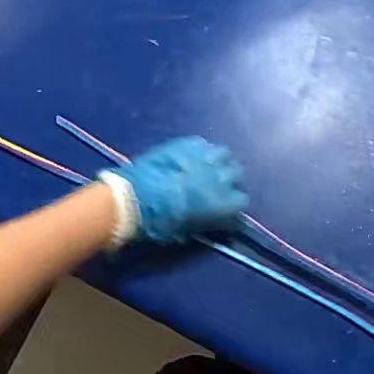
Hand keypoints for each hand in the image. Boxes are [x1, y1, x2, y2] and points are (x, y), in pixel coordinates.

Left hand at [111, 137, 247, 243]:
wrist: (131, 199)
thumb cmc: (158, 222)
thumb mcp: (187, 230)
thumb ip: (207, 221)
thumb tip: (212, 218)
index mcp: (223, 202)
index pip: (242, 201)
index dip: (234, 205)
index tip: (225, 210)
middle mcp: (222, 176)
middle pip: (238, 174)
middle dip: (230, 180)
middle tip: (216, 186)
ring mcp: (207, 156)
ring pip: (224, 155)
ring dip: (218, 162)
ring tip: (206, 168)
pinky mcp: (189, 143)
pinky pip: (203, 145)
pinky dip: (200, 152)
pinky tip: (190, 158)